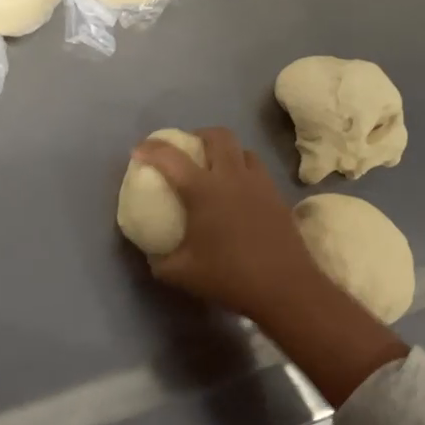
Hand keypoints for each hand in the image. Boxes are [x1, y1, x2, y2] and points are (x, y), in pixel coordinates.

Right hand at [131, 128, 322, 324]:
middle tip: (187, 150)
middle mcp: (231, 176)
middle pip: (216, 136)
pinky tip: (240, 195)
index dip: (150, 149)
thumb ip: (160, 262)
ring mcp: (258, 184)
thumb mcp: (182, 274)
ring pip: (242, 150)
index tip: (138, 151)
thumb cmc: (230, 277)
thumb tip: (151, 255)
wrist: (286, 289)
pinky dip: (244, 172)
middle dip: (198, 135)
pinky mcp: (277, 197)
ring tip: (217, 169)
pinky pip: (258, 171)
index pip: (170, 157)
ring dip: (226, 152)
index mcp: (202, 190)